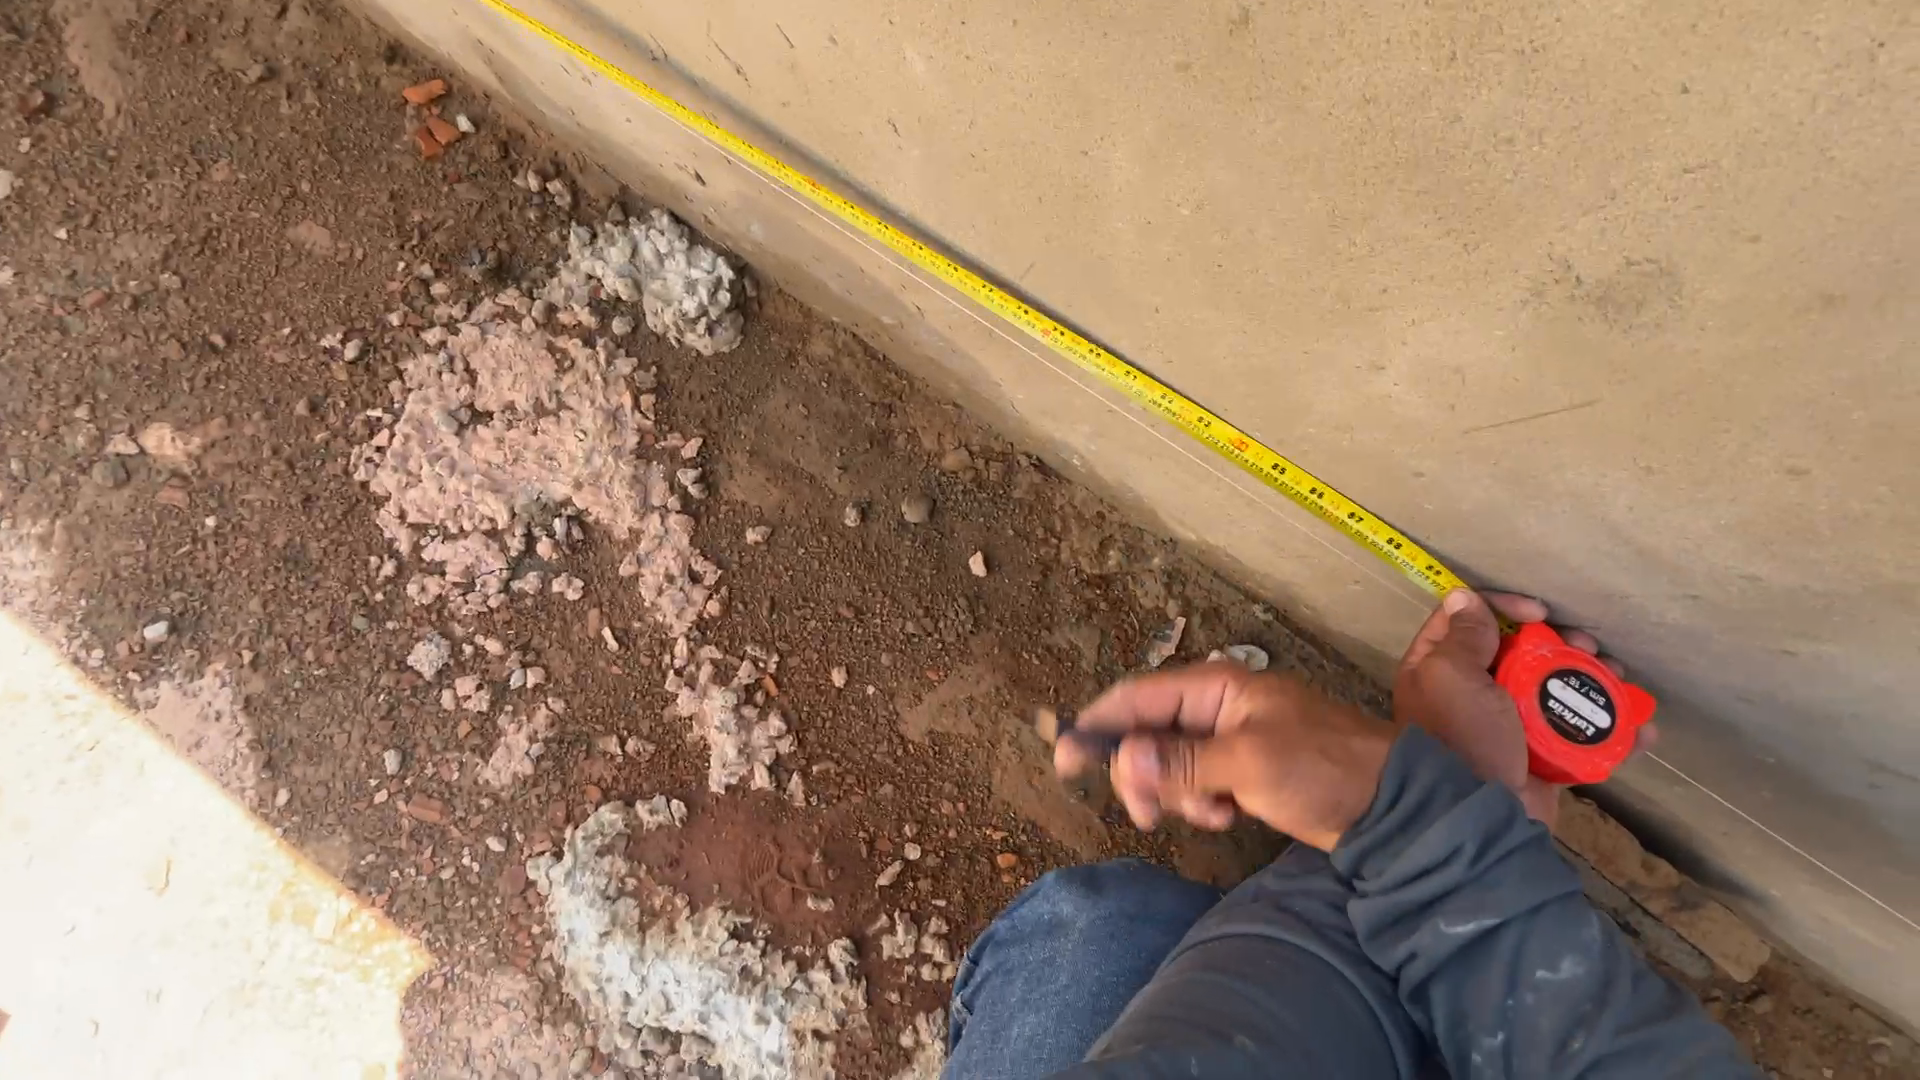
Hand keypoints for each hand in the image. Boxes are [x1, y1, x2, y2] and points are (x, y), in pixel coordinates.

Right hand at [1054, 662, 1397, 850]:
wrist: (1394, 809)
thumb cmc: (1324, 769)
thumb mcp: (1251, 763)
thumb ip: (1184, 760)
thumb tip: (1124, 758)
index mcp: (1213, 688)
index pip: (1136, 697)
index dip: (1096, 725)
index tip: (1064, 758)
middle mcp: (1211, 708)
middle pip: (1145, 734)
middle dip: (1143, 774)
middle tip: (1149, 814)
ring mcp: (1224, 739)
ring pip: (1166, 764)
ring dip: (1175, 794)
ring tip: (1211, 813)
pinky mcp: (1237, 769)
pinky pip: (1193, 783)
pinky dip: (1198, 803)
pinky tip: (1225, 816)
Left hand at [1394, 588, 1653, 827]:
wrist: (1473, 809)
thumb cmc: (1458, 732)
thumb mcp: (1451, 674)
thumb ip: (1463, 637)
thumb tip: (1464, 598)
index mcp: (1438, 666)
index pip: (1467, 618)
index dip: (1502, 606)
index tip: (1538, 611)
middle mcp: (1470, 690)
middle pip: (1521, 651)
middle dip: (1561, 642)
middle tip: (1588, 644)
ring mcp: (1509, 723)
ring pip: (1556, 689)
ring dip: (1593, 678)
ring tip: (1617, 676)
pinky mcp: (1542, 756)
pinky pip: (1583, 736)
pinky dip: (1615, 729)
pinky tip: (1642, 725)